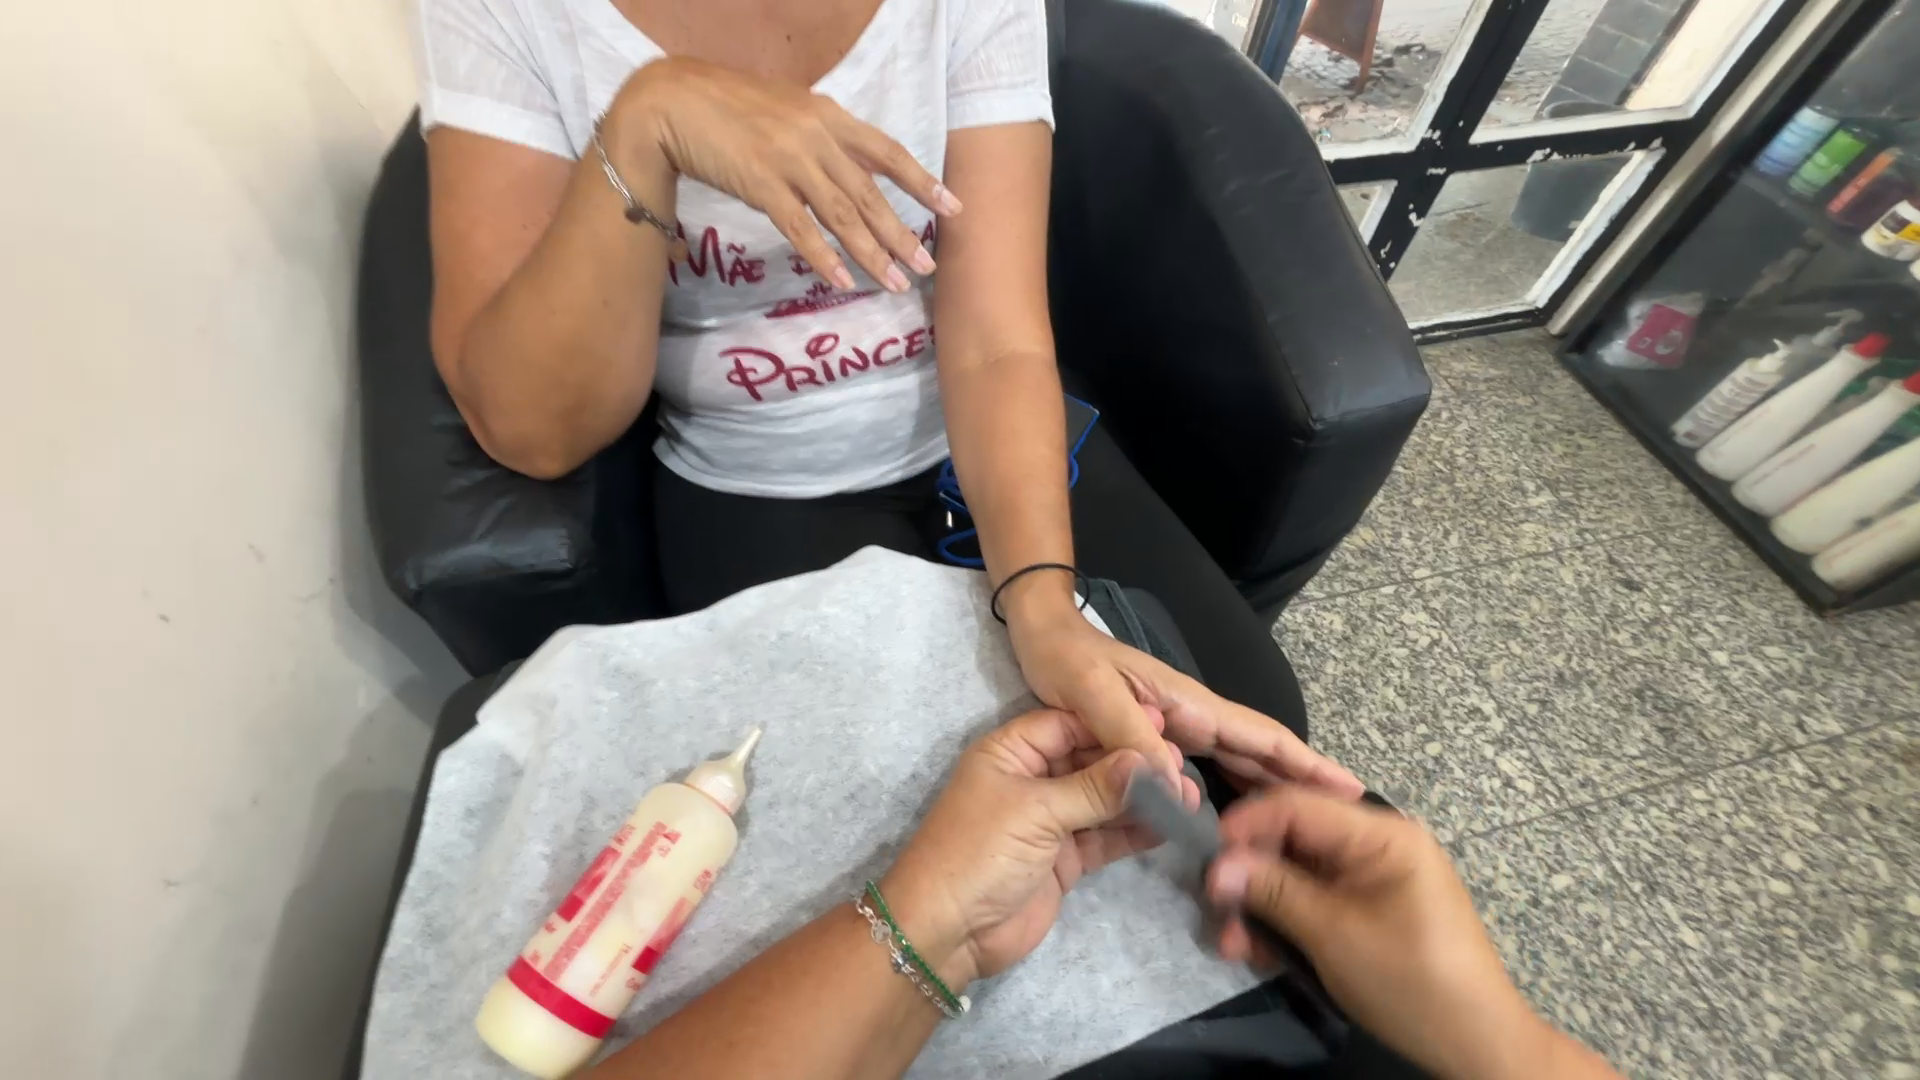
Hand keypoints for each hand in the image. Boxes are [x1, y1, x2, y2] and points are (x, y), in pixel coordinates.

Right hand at [608, 57, 959, 293]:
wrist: (675, 101)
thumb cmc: (733, 109)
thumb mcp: (791, 114)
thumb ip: (826, 141)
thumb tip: (855, 173)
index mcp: (830, 117)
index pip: (888, 151)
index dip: (922, 181)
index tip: (952, 208)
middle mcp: (817, 137)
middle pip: (870, 194)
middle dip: (901, 234)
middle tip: (926, 267)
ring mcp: (790, 160)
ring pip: (843, 215)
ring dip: (871, 254)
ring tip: (896, 283)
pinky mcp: (762, 184)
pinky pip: (800, 229)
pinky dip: (823, 257)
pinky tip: (842, 280)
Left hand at [879, 709, 1200, 985]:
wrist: (949, 930)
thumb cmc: (981, 850)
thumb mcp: (1036, 810)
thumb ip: (1094, 787)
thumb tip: (1147, 761)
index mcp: (1011, 751)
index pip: (1068, 724)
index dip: (1111, 724)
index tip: (1161, 724)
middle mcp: (1031, 778)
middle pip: (1088, 761)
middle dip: (1131, 765)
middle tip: (1182, 765)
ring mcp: (1048, 819)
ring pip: (1101, 800)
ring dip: (1138, 800)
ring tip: (1188, 797)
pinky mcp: (1063, 857)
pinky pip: (1103, 836)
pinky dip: (1131, 832)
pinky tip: (1168, 827)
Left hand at [1003, 600, 1363, 797]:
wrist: (1041, 636)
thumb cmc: (1066, 658)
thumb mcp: (1092, 693)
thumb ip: (1130, 732)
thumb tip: (1178, 785)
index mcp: (1184, 702)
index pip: (1257, 733)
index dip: (1303, 761)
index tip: (1352, 789)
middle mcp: (1186, 716)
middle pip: (1254, 751)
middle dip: (1297, 782)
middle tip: (1342, 826)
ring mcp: (1170, 727)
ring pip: (1229, 762)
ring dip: (1265, 789)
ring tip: (1299, 829)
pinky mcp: (1147, 738)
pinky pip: (1196, 768)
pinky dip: (1222, 790)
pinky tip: (1229, 815)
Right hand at [1205, 787, 1598, 1079]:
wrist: (1482, 1054)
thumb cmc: (1414, 984)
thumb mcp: (1334, 934)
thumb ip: (1272, 890)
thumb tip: (1214, 866)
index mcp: (1381, 833)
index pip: (1295, 804)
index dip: (1244, 826)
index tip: (1207, 860)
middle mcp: (1374, 841)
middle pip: (1289, 838)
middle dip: (1248, 875)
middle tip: (1214, 909)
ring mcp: (1369, 873)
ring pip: (1292, 870)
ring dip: (1258, 904)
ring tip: (1232, 943)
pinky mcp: (1363, 903)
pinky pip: (1310, 895)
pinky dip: (1282, 918)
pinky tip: (1258, 949)